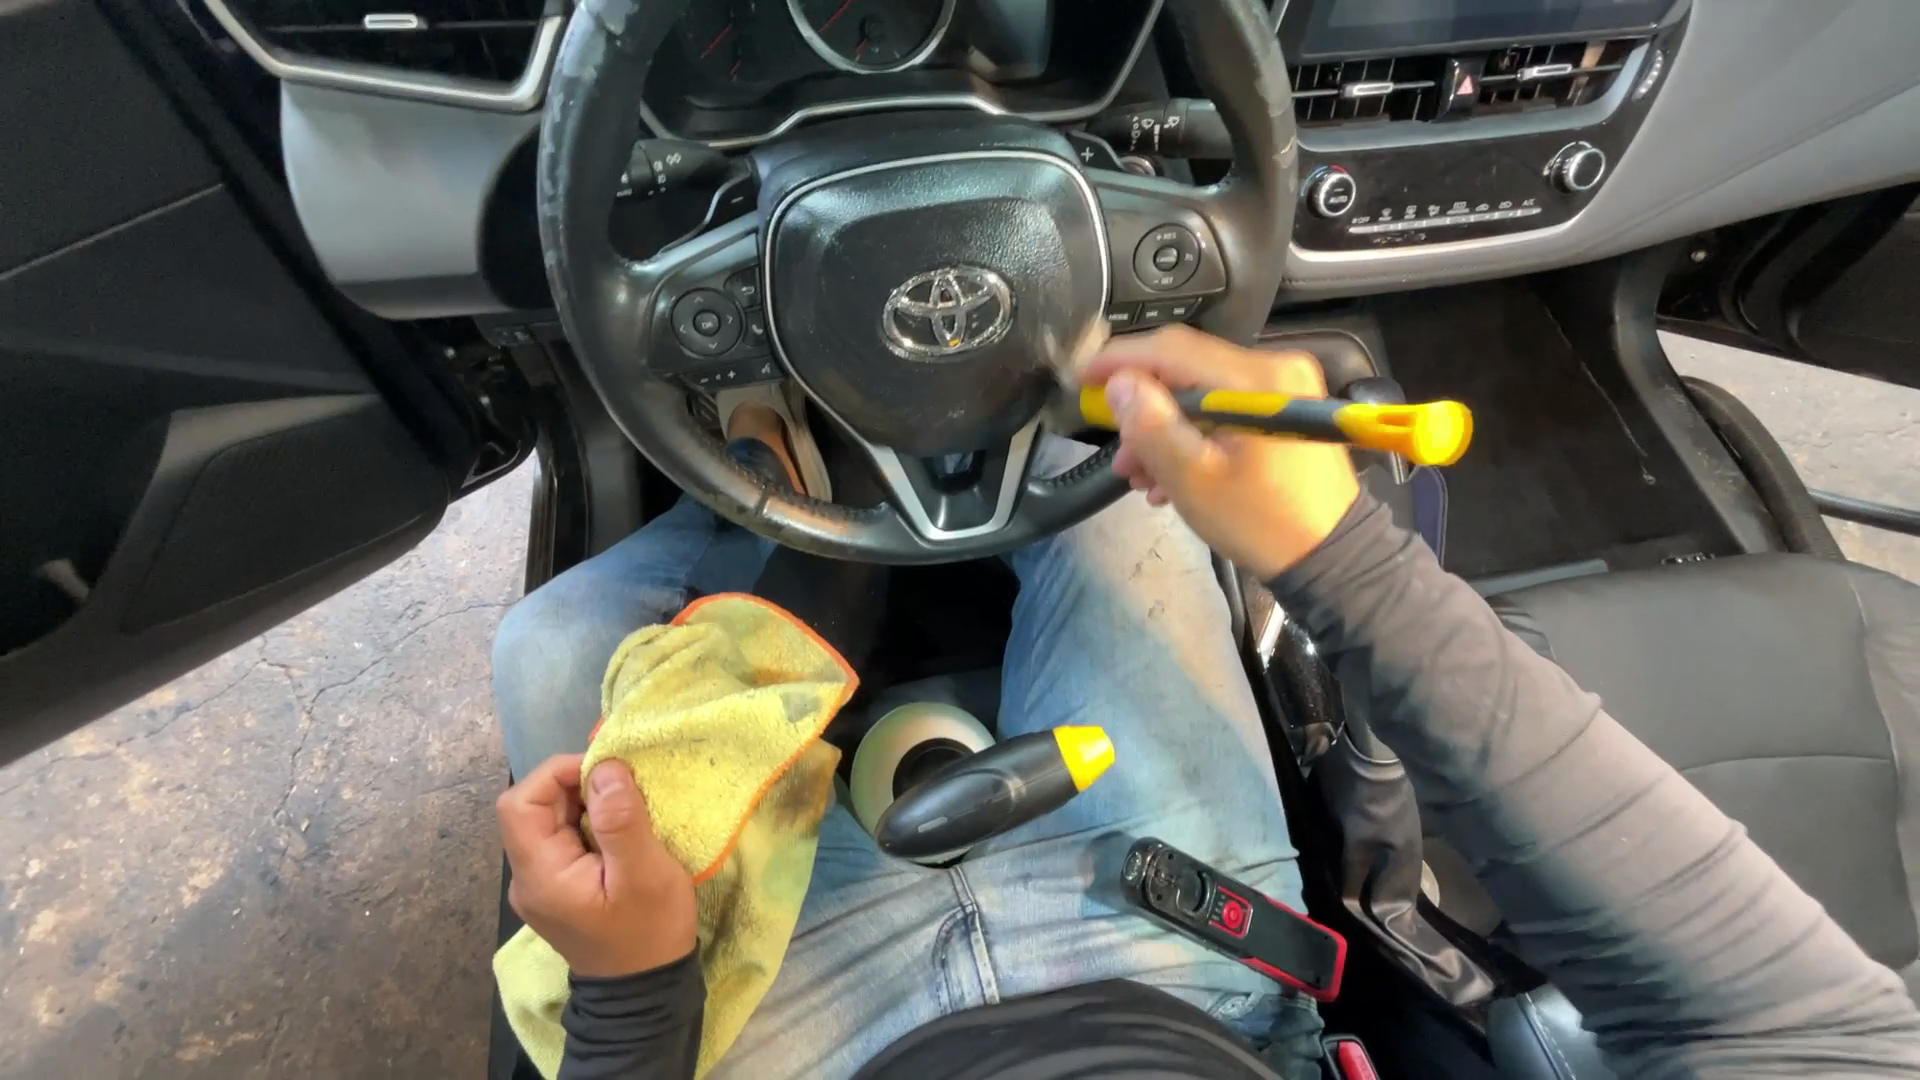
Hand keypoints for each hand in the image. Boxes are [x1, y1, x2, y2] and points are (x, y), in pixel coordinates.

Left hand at [496, 754, 696, 977]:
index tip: (606, 767)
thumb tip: (605, 767)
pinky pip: (564, 836)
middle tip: (625, 782)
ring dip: (586, 798)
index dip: (557, 772)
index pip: (520, 803)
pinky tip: (623, 823)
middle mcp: (529, 877)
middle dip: (576, 782)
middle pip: (532, 808)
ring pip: (549, 819)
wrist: (645, 991)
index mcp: (541, 874)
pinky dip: (590, 817)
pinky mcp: (561, 886)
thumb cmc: (648, 931)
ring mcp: (543, 883)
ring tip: (629, 799)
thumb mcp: (644, 873)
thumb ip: (621, 820)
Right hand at [1078, 325, 1361, 578]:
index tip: (1082, 379)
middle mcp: (1272, 366)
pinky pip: (1220, 406)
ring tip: (1140, 475)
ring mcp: (1281, 385)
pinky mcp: (1282, 406)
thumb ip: (1152, 426)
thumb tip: (1118, 384)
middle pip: (1184, 369)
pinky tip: (1171, 473)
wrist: (1330, 555)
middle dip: (1141, 409)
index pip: (1170, 349)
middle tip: (1118, 454)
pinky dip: (1191, 433)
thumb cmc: (1260, 521)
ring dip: (1162, 429)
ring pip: (1198, 391)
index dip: (1118, 360)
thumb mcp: (1194, 479)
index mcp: (1254, 378)